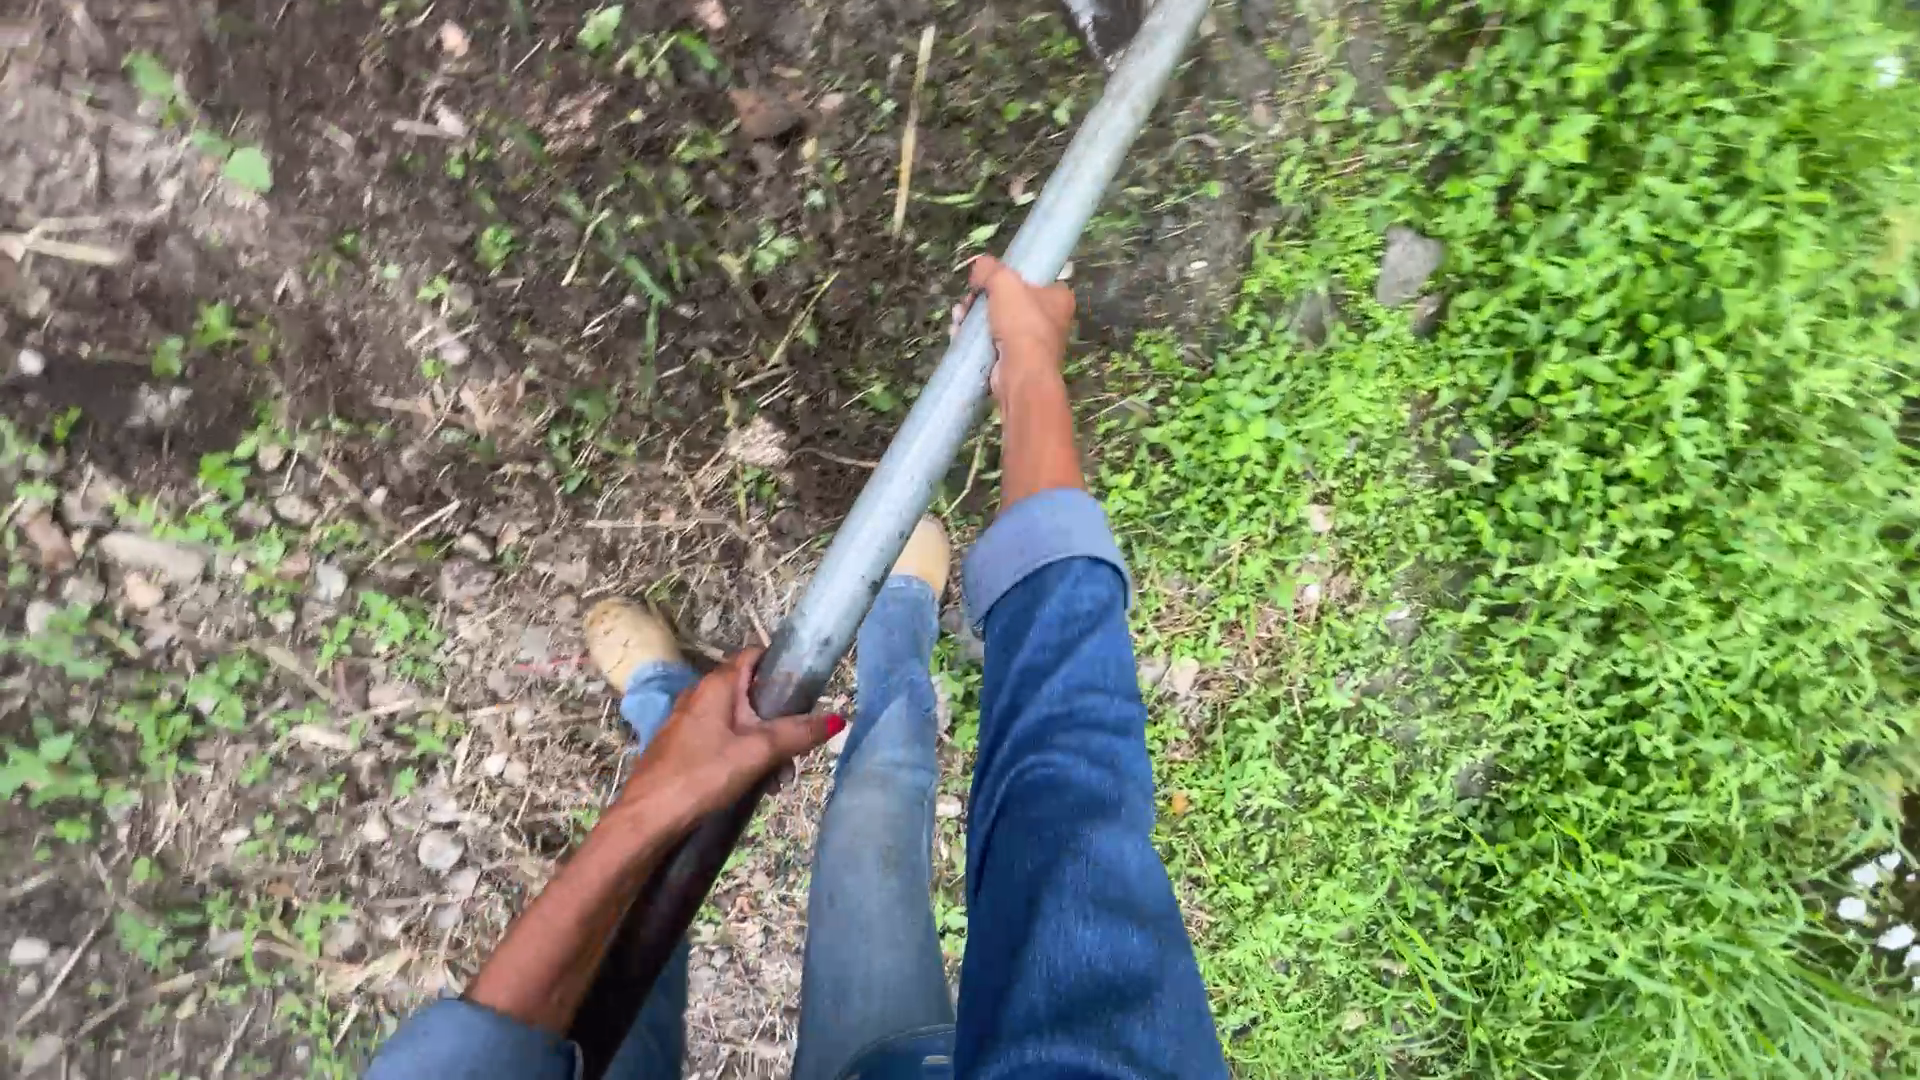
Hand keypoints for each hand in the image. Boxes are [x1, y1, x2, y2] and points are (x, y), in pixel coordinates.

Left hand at [620, 649, 841, 829]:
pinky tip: (753, 784)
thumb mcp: (758, 752)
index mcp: (717, 684)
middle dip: (779, 719)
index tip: (806, 689)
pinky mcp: (682, 747)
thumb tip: (837, 719)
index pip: (754, 654)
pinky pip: (722, 739)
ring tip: (778, 779)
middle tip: (797, 749)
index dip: (781, 664)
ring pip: (738, 721)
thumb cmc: (702, 775)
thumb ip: (798, 733)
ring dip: (764, 744)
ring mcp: (688, 722)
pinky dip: (743, 754)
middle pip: (751, 693)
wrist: (645, 821)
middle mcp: (700, 694)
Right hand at [962, 255, 1074, 401]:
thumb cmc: (1022, 323)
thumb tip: (978, 267)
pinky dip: (973, 339)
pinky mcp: (1015, 363)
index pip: (1035, 280)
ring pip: (997, 323)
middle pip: (1010, 302)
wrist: (1021, 374)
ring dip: (973, 318)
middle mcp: (1050, 322)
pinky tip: (958, 333)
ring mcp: (1032, 345)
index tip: (990, 279)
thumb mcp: (1004, 282)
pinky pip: (990, 344)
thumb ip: (989, 268)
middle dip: (982, 300)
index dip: (1010, 277)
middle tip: (968, 301)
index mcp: (1058, 298)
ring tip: (958, 317)